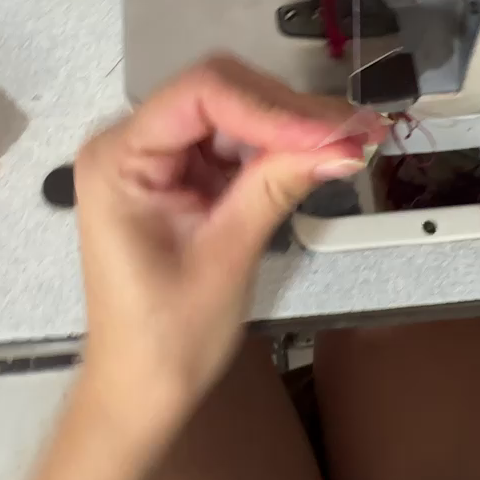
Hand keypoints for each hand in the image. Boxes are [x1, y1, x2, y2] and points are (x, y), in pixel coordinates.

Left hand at [71, 55, 385, 435]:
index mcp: (119, 157)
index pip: (201, 94)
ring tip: (353, 138)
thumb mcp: (226, 257)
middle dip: (292, 111)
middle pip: (222, 92)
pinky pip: (238, 138)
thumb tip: (345, 142)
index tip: (334, 132)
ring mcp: (160, 153)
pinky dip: (282, 144)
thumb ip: (277, 186)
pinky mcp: (185, 169)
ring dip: (295, 123)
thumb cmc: (167, 338)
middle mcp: (132, 140)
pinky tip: (322, 151)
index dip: (273, 107)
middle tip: (360, 130)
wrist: (143, 387)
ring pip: (237, 108)